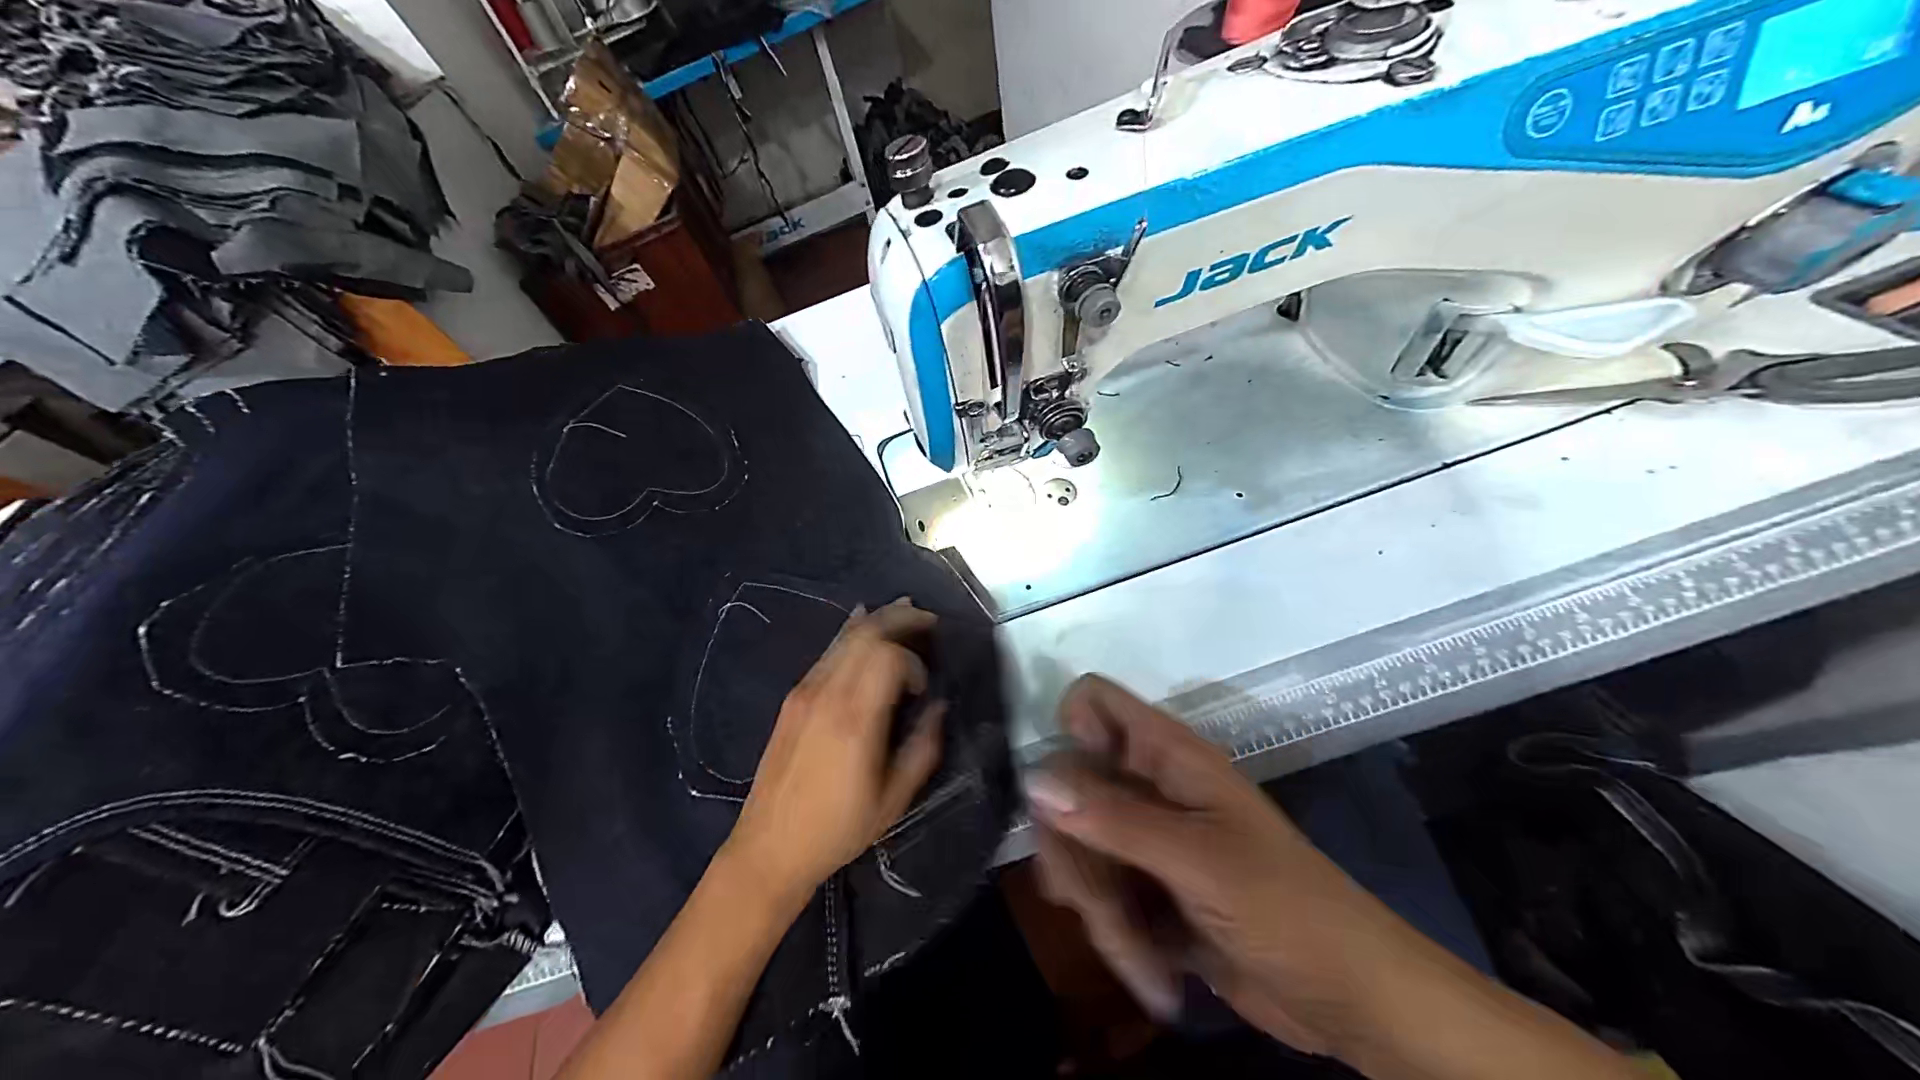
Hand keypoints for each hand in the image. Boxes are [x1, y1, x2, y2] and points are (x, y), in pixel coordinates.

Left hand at [724, 600, 945, 902]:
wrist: (769, 847)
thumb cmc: (837, 829)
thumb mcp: (894, 800)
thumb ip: (923, 748)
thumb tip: (938, 708)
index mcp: (854, 719)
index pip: (888, 656)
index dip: (914, 662)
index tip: (924, 688)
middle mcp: (826, 693)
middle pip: (866, 633)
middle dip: (901, 618)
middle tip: (929, 619)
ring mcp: (804, 691)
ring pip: (844, 637)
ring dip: (877, 619)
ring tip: (906, 609)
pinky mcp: (792, 698)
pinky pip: (827, 652)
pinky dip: (851, 633)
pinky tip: (863, 623)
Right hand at [1024, 676, 1449, 1057]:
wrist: (1350, 999)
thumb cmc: (1286, 908)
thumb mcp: (1197, 860)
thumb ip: (1113, 818)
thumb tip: (1034, 780)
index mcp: (1169, 756)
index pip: (1094, 702)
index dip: (1068, 733)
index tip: (1065, 795)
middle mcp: (1150, 786)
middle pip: (1070, 788)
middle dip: (1076, 854)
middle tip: (1097, 908)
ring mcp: (1148, 839)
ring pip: (1079, 847)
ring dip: (1098, 908)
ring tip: (1138, 960)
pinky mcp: (1149, 889)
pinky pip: (1101, 894)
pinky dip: (1115, 935)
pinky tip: (1151, 973)